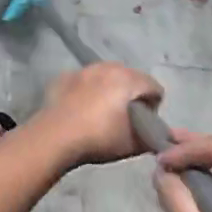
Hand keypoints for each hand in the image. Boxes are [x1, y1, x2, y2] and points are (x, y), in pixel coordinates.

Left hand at [29, 62, 162, 166]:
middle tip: (127, 115)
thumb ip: (151, 137)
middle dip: (132, 92)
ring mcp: (83, 69)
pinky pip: (85, 80)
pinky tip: (83, 106)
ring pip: (106, 74)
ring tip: (104, 109)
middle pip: (130, 76)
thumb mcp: (134, 144)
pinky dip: (89, 89)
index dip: (154, 104)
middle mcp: (106, 67)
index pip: (153, 86)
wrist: (57, 134)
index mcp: (127, 79)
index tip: (146, 120)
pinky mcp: (65, 76)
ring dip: (110, 87)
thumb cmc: (100, 137)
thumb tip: (155, 135)